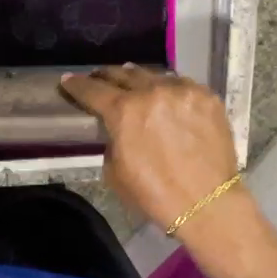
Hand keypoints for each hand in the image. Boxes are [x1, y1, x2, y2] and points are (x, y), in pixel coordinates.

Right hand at [60, 65, 240, 228]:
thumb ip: (113, 141)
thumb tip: (120, 130)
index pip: (93, 91)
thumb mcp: (116, 172)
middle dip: (108, 75)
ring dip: (140, 79)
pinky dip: (170, 89)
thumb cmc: (154, 194)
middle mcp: (153, 92)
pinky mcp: (208, 97)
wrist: (206, 202)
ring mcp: (184, 91)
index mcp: (124, 111)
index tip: (68, 80)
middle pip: (124, 74)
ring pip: (156, 76)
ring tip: (133, 80)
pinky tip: (167, 96)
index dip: (77, 85)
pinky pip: (183, 86)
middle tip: (100, 76)